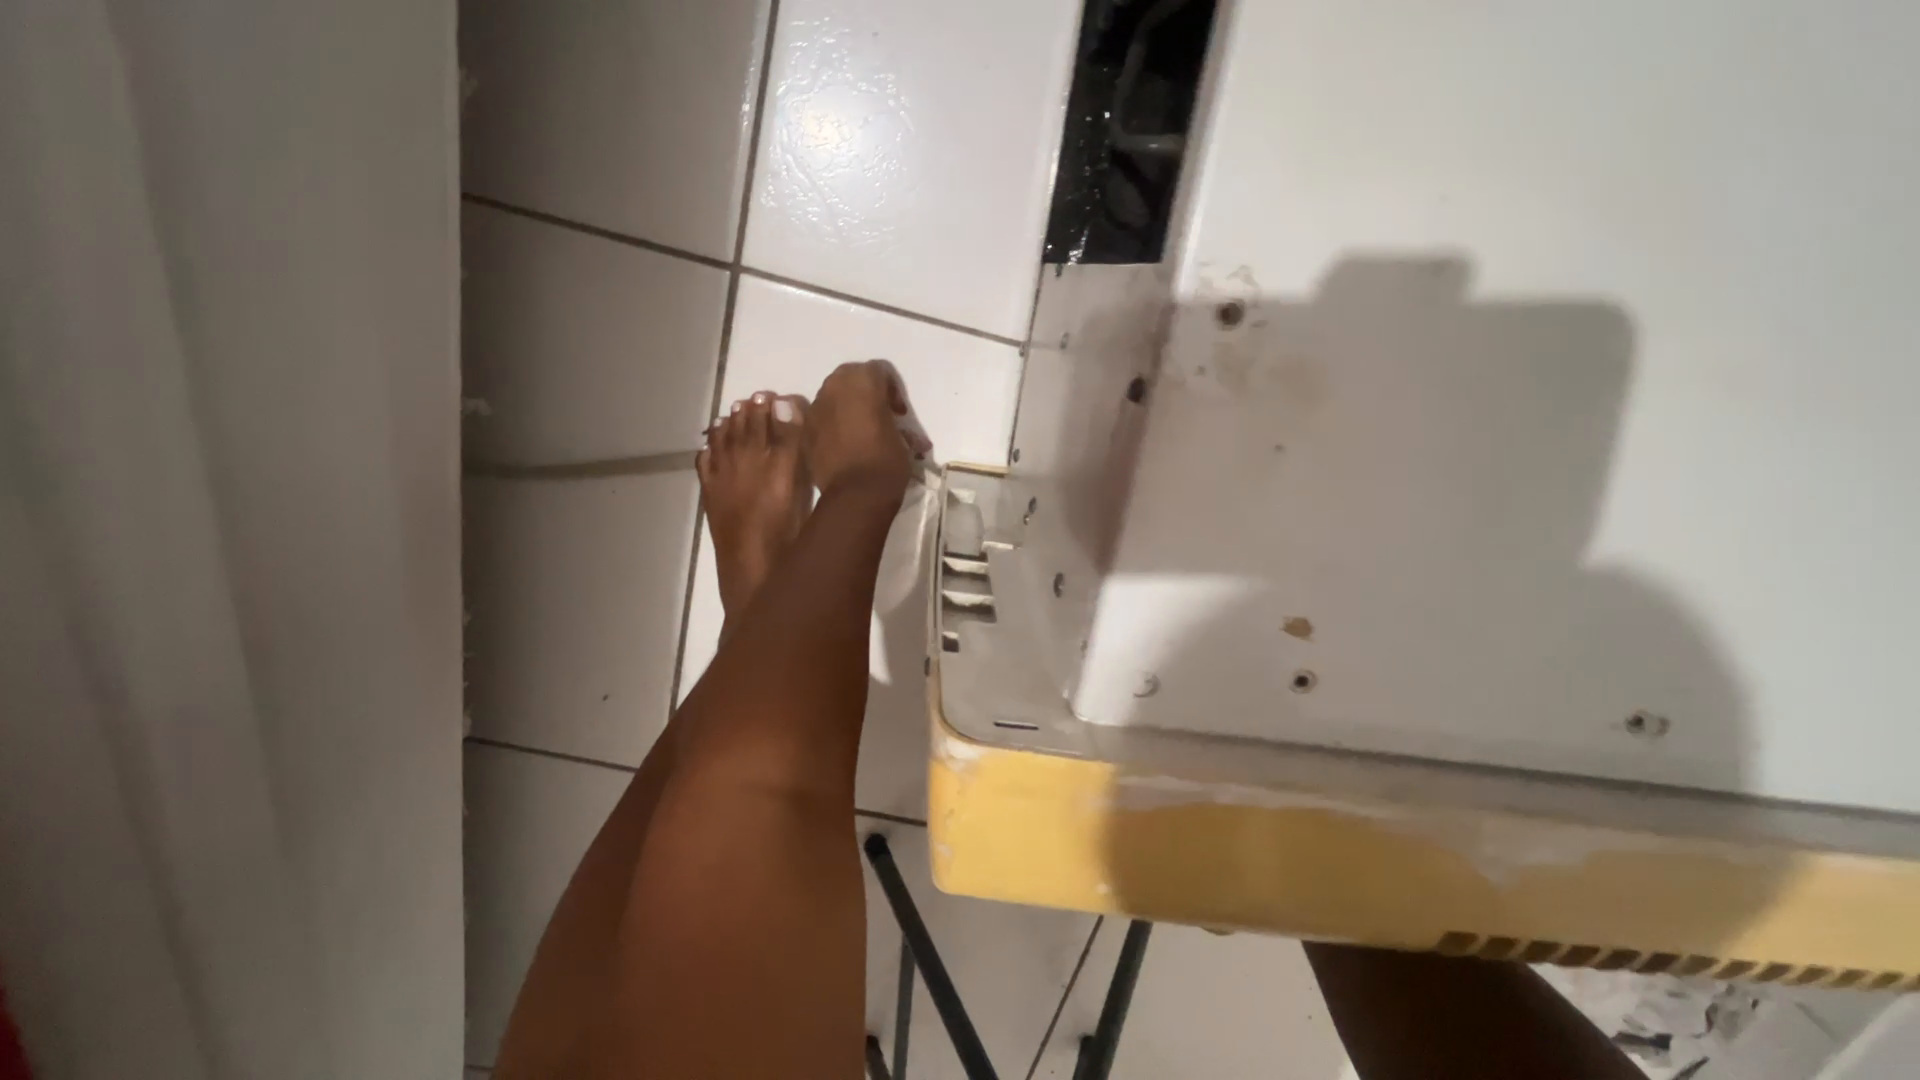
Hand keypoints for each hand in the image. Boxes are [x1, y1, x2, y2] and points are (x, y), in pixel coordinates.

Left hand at [804, 360, 925, 501]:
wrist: (856, 494)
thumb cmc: (886, 461)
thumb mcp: (904, 439)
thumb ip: (897, 424)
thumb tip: (902, 432)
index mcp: (863, 380)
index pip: (880, 371)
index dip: (893, 391)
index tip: (899, 414)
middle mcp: (835, 386)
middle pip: (852, 377)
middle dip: (866, 392)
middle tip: (878, 415)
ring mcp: (815, 408)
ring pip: (832, 396)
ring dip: (846, 407)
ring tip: (859, 431)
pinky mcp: (804, 430)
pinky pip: (820, 418)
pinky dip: (831, 425)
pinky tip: (843, 445)